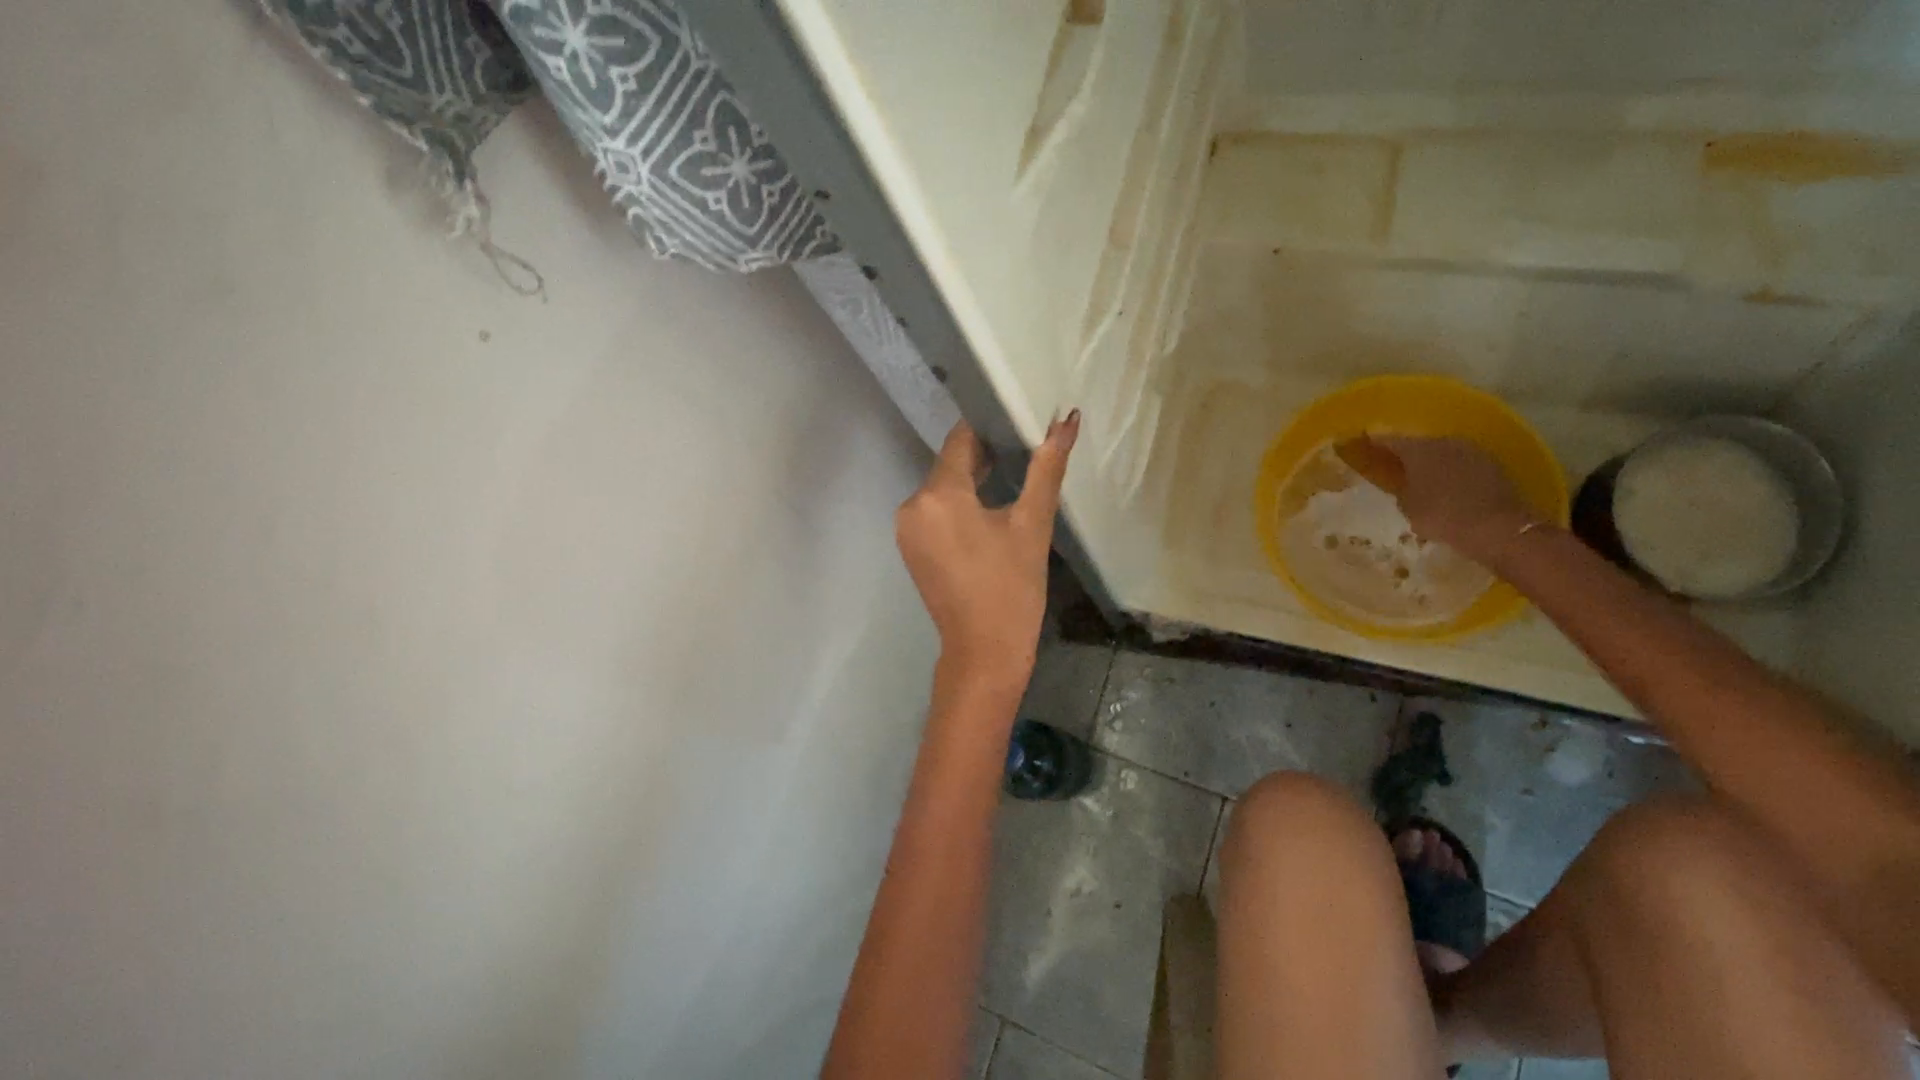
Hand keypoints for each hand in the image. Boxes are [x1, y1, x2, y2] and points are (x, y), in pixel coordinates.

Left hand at [896, 413, 1078, 689]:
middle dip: (986, 453)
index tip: (1021, 416)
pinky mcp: (913, 548)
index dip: (991, 424)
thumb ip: (1047, 468)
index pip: (961, 439)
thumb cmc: (1012, 588)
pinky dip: (961, 504)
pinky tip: (991, 505)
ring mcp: (908, 529)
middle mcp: (913, 505)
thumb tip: (1066, 421)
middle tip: (1028, 443)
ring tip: (1016, 471)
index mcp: (938, 495)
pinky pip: (937, 510)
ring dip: (974, 478)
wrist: (984, 653)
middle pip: (951, 463)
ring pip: (943, 487)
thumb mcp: (1032, 524)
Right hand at [1374, 436, 1536, 563]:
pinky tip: (1449, 484)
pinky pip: (1462, 463)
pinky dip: (1452, 471)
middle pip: (1419, 443)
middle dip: (1408, 453)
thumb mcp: (1408, 507)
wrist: (1497, 527)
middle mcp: (1444, 442)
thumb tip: (1404, 484)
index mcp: (1418, 449)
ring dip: (1433, 461)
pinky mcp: (1492, 463)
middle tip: (1396, 464)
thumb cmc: (1443, 517)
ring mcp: (1471, 450)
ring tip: (1423, 476)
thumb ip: (1402, 490)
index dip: (1376, 442)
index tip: (1365, 443)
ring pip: (1443, 451)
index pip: (1389, 440)